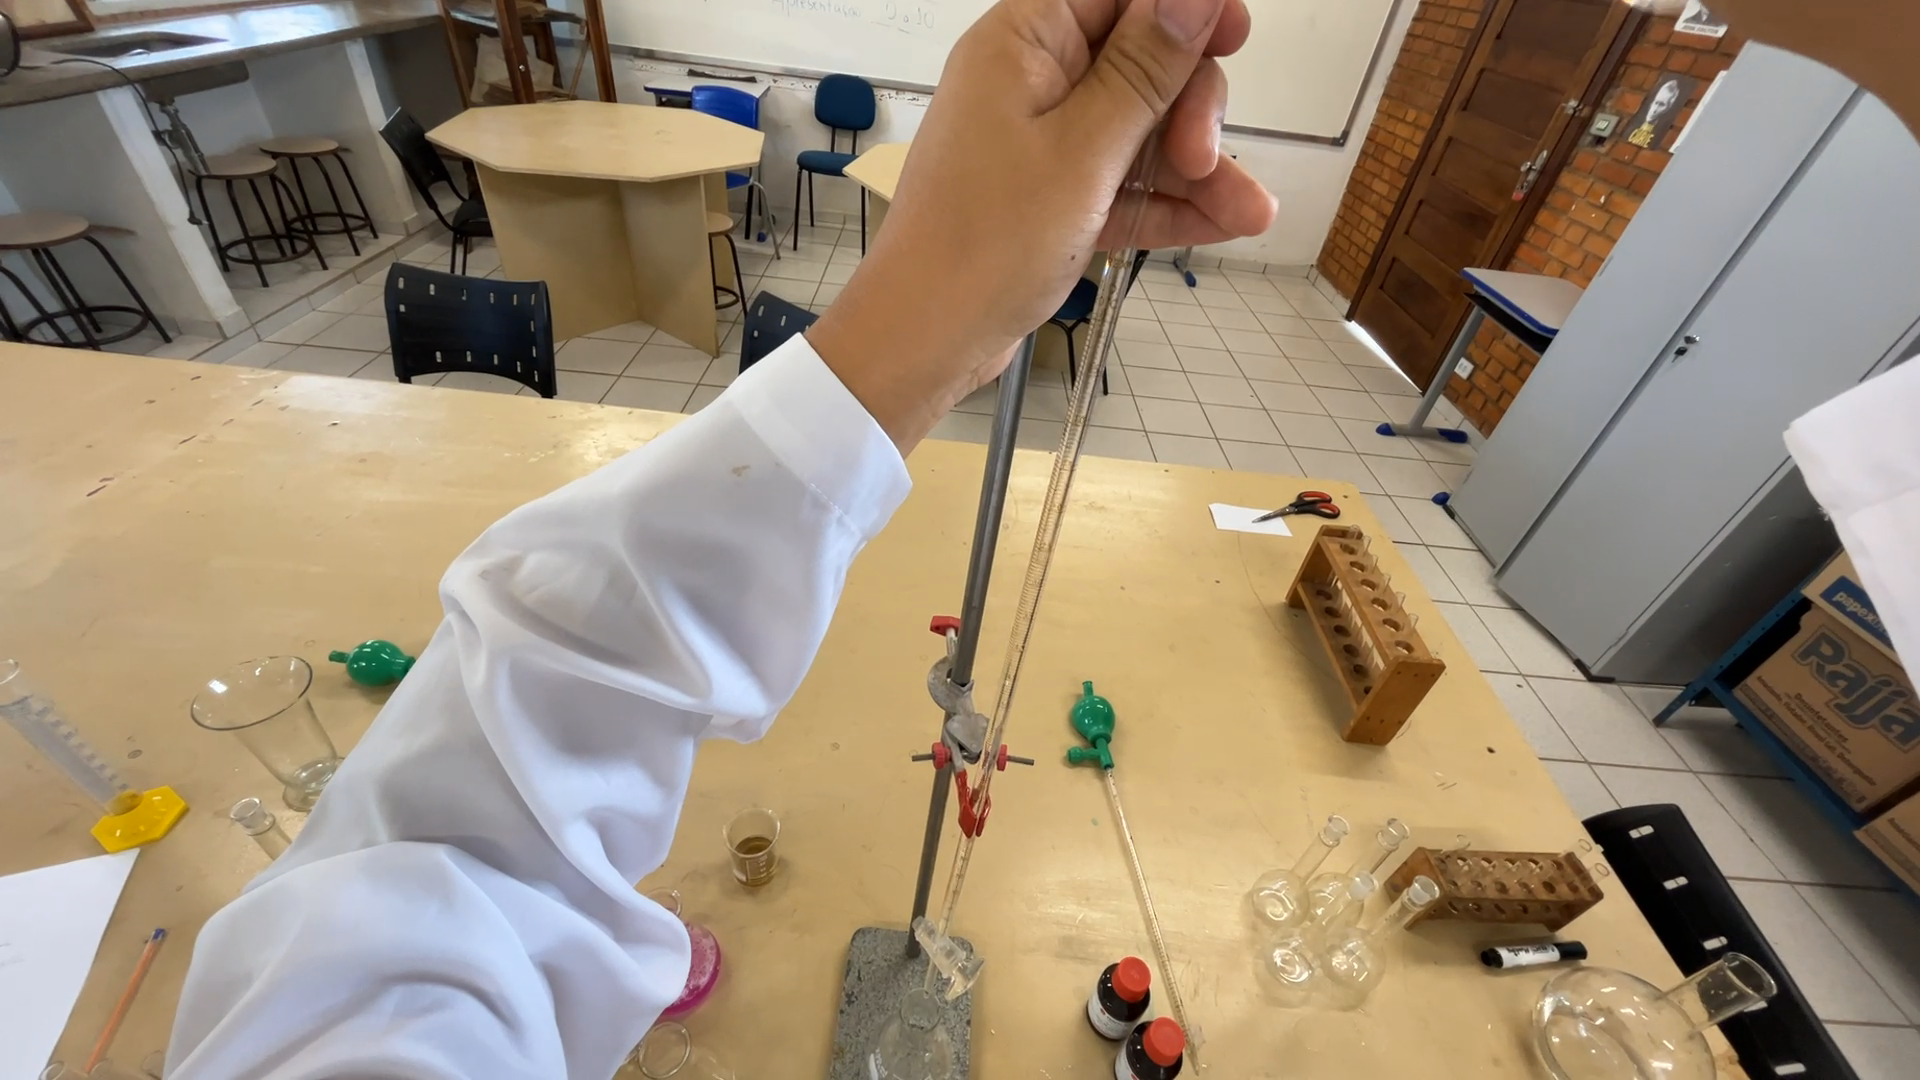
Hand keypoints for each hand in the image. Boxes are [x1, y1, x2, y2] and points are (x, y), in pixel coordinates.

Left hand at [809, 0, 1276, 451]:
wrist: (928, 341)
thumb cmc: (986, 245)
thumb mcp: (1080, 152)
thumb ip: (1143, 70)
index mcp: (1025, 44)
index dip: (1183, 10)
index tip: (1235, 37)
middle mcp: (1033, 87)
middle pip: (1139, 65)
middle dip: (1187, 108)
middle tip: (1202, 158)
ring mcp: (1043, 151)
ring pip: (1137, 137)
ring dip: (1195, 172)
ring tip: (1249, 212)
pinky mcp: (1052, 207)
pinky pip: (1120, 190)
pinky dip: (1165, 208)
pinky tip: (1224, 224)